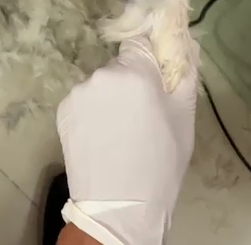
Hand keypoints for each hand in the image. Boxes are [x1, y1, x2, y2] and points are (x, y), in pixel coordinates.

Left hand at [56, 36, 198, 244]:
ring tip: (120, 132)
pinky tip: (101, 138)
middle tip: (141, 116)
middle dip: (130, 84)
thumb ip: (185, 74)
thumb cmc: (160, 164)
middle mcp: (102, 74)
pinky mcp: (63, 109)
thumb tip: (187, 43)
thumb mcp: (184, 119)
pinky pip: (84, 101)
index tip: (154, 82)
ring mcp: (79, 92)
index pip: (139, 43)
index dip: (148, 61)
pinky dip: (92, 113)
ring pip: (101, 85)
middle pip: (120, 67)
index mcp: (135, 72)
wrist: (120, 208)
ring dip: (110, 99)